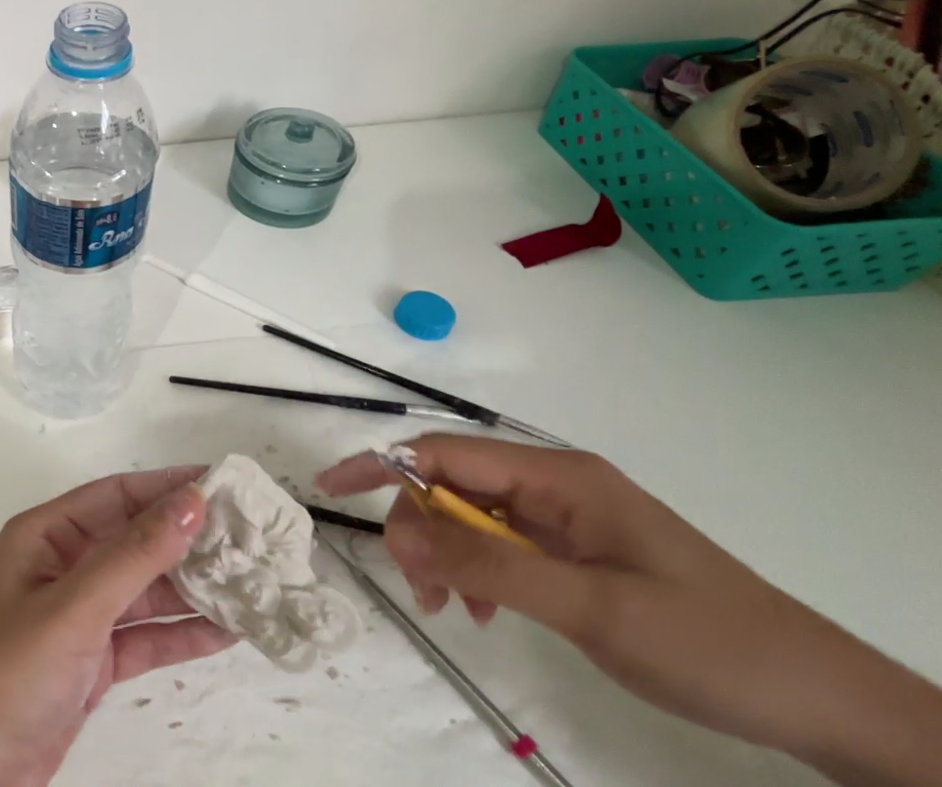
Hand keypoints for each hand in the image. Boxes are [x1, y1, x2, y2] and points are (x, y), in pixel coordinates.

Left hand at [0, 467, 236, 786]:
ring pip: (144, 591)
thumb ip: (133, 556)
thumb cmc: (4, 674)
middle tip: (255, 539)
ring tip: (254, 582)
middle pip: (134, 541)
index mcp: (44, 537)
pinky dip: (181, 635)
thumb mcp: (72, 608)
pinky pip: (144, 638)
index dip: (167, 487)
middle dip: (189, 539)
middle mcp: (62, 568)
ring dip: (194, 588)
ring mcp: (77, 617)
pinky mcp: (90, 663)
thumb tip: (191, 500)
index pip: (115, 496)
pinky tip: (228, 632)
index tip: (226, 485)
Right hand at [317, 435, 941, 786]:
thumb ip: (488, 563)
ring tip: (452, 607)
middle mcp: (557, 486)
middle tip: (421, 588)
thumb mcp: (588, 605)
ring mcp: (567, 520)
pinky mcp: (576, 552)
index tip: (331, 489)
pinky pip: (501, 547)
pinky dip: (477, 573)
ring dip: (445, 554)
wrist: (817, 694)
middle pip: (453, 485)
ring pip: (472, 519)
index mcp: (559, 477)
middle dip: (419, 527)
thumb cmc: (704, 639)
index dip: (382, 465)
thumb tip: (398, 529)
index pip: (446, 454)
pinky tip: (484, 610)